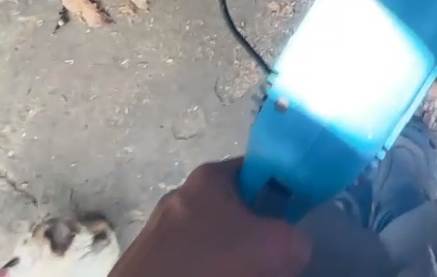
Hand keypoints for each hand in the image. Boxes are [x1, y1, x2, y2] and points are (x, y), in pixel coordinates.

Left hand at [110, 158, 310, 276]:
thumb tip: (295, 247)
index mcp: (209, 177)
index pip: (256, 170)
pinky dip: (199, 270)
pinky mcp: (140, 268)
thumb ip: (297, 239)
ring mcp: (155, 233)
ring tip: (239, 273)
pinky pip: (184, 264)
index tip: (287, 220)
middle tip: (265, 259)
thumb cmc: (211, 266)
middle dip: (250, 233)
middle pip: (231, 209)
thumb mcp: (276, 248)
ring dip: (225, 258)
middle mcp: (179, 196)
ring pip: (206, 241)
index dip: (278, 193)